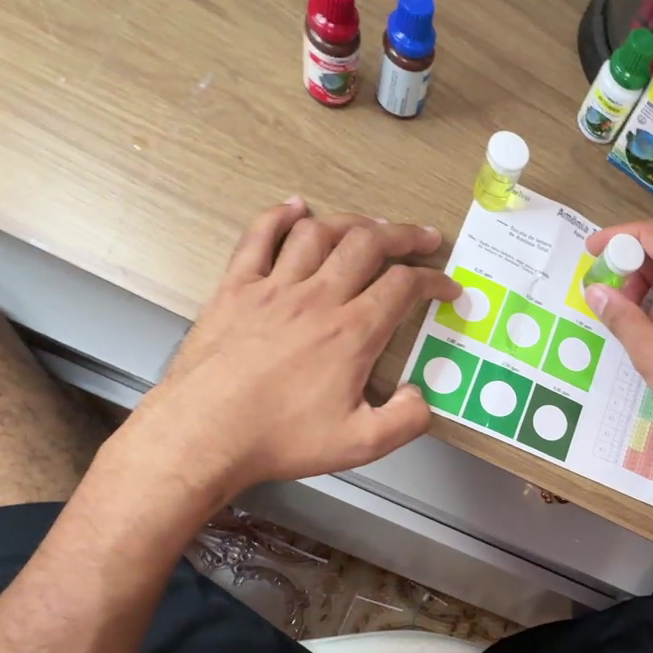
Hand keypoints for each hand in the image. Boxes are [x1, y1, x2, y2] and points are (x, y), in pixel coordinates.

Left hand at [122, 198, 458, 497]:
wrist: (205, 433)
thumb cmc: (281, 439)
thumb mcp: (361, 445)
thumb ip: (406, 420)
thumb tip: (420, 397)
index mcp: (352, 333)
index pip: (404, 287)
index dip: (433, 281)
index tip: (447, 287)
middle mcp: (317, 299)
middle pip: (368, 245)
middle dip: (404, 236)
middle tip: (424, 238)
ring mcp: (273, 289)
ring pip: (320, 233)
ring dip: (352, 222)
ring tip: (372, 226)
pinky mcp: (236, 290)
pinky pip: (259, 237)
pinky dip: (280, 216)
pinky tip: (295, 207)